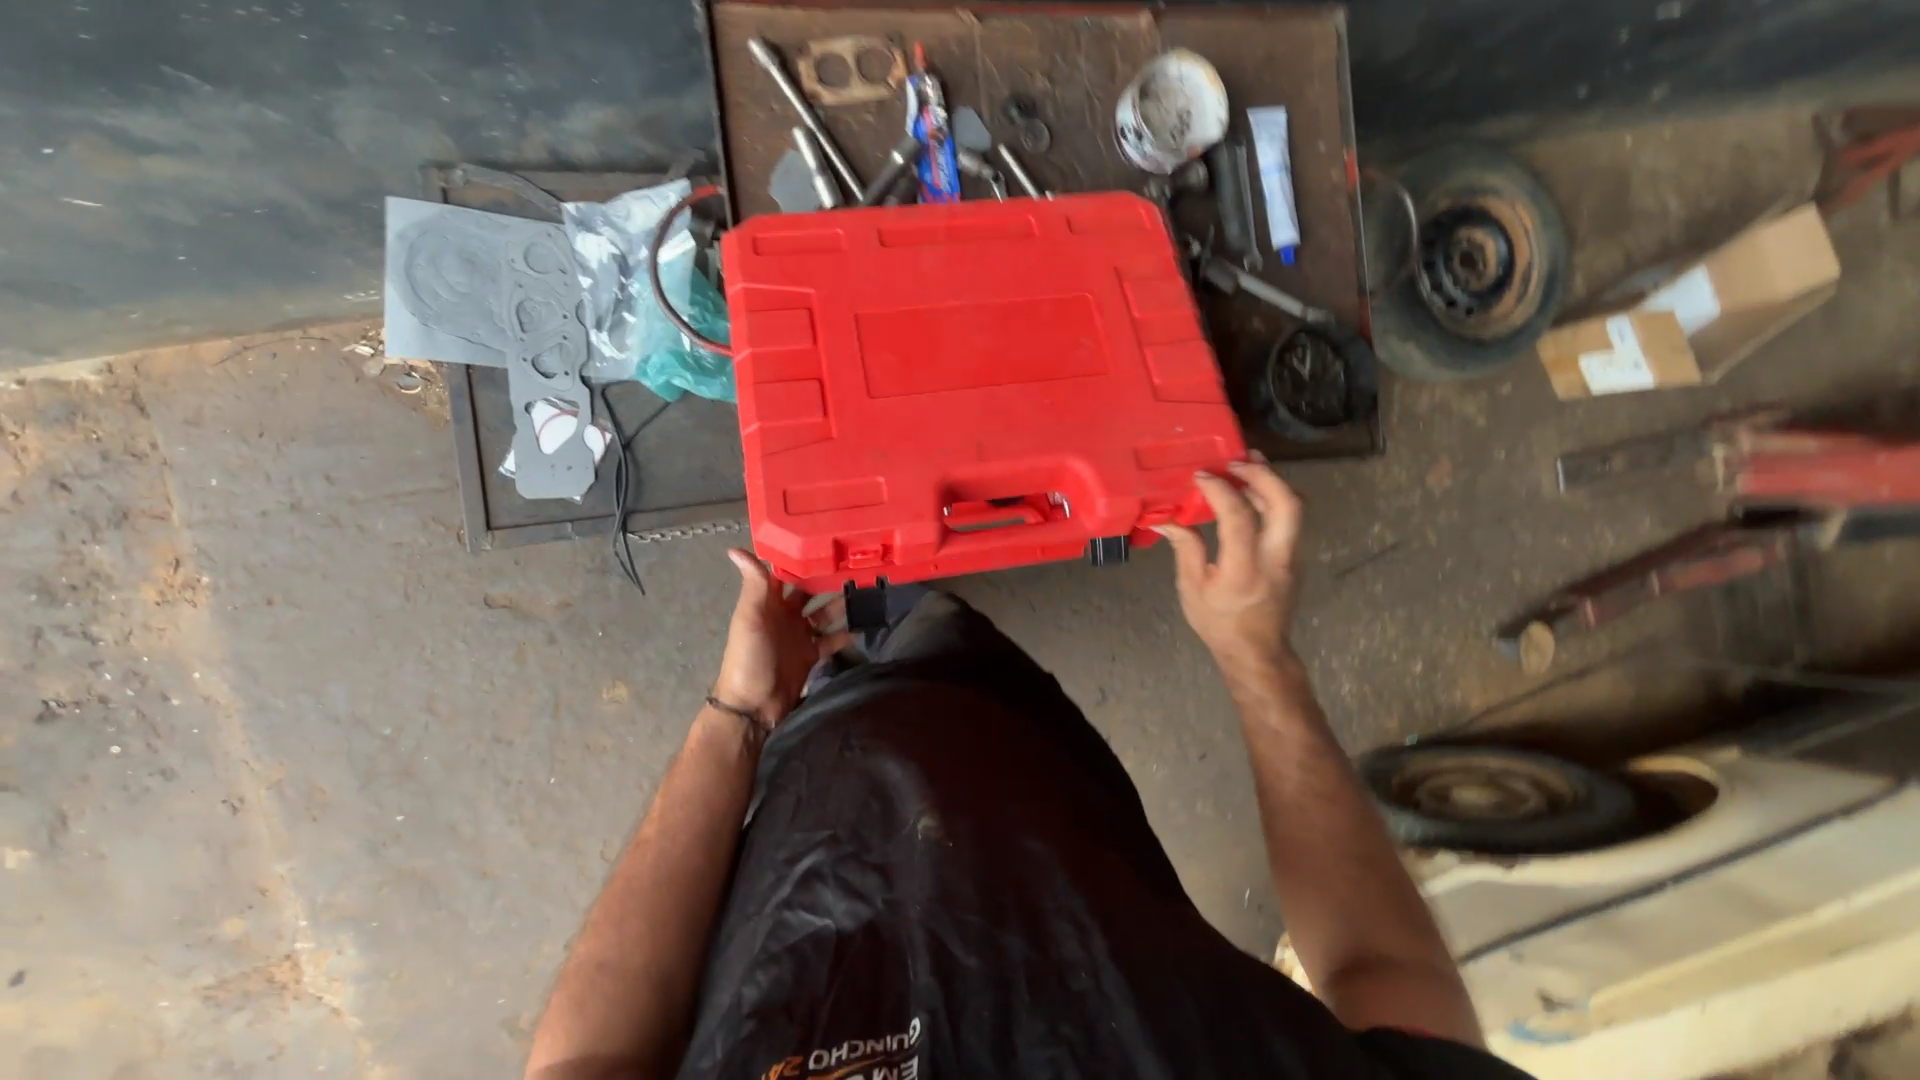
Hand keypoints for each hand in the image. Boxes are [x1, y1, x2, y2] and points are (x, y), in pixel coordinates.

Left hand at [710, 549, 851, 730]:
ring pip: (824, 612)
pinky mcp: (812, 654)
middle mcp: (784, 615)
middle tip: (853, 561)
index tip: (822, 536)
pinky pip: (832, 639)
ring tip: (865, 588)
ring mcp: (799, 635)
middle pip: (808, 590)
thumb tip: (736, 548)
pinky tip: (864, 622)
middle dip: (826, 577)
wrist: (755, 706)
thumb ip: (754, 585)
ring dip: (841, 602)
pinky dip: (846, 632)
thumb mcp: (750, 618)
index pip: (783, 572)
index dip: (799, 556)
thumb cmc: (750, 657)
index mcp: (766, 603)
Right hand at [1155, 459, 1304, 694]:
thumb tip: (1165, 518)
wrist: (1257, 651)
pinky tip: (1252, 491)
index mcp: (1243, 570)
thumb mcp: (1192, 588)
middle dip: (1264, 474)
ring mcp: (1291, 557)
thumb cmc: (1219, 623)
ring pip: (1294, 507)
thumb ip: (1185, 548)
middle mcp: (1275, 559)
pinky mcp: (1294, 556)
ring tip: (1246, 465)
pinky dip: (1273, 497)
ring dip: (1271, 482)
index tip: (1201, 476)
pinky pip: (1290, 518)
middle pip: (1287, 504)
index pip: (1239, 517)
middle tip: (1236, 460)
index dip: (1221, 490)